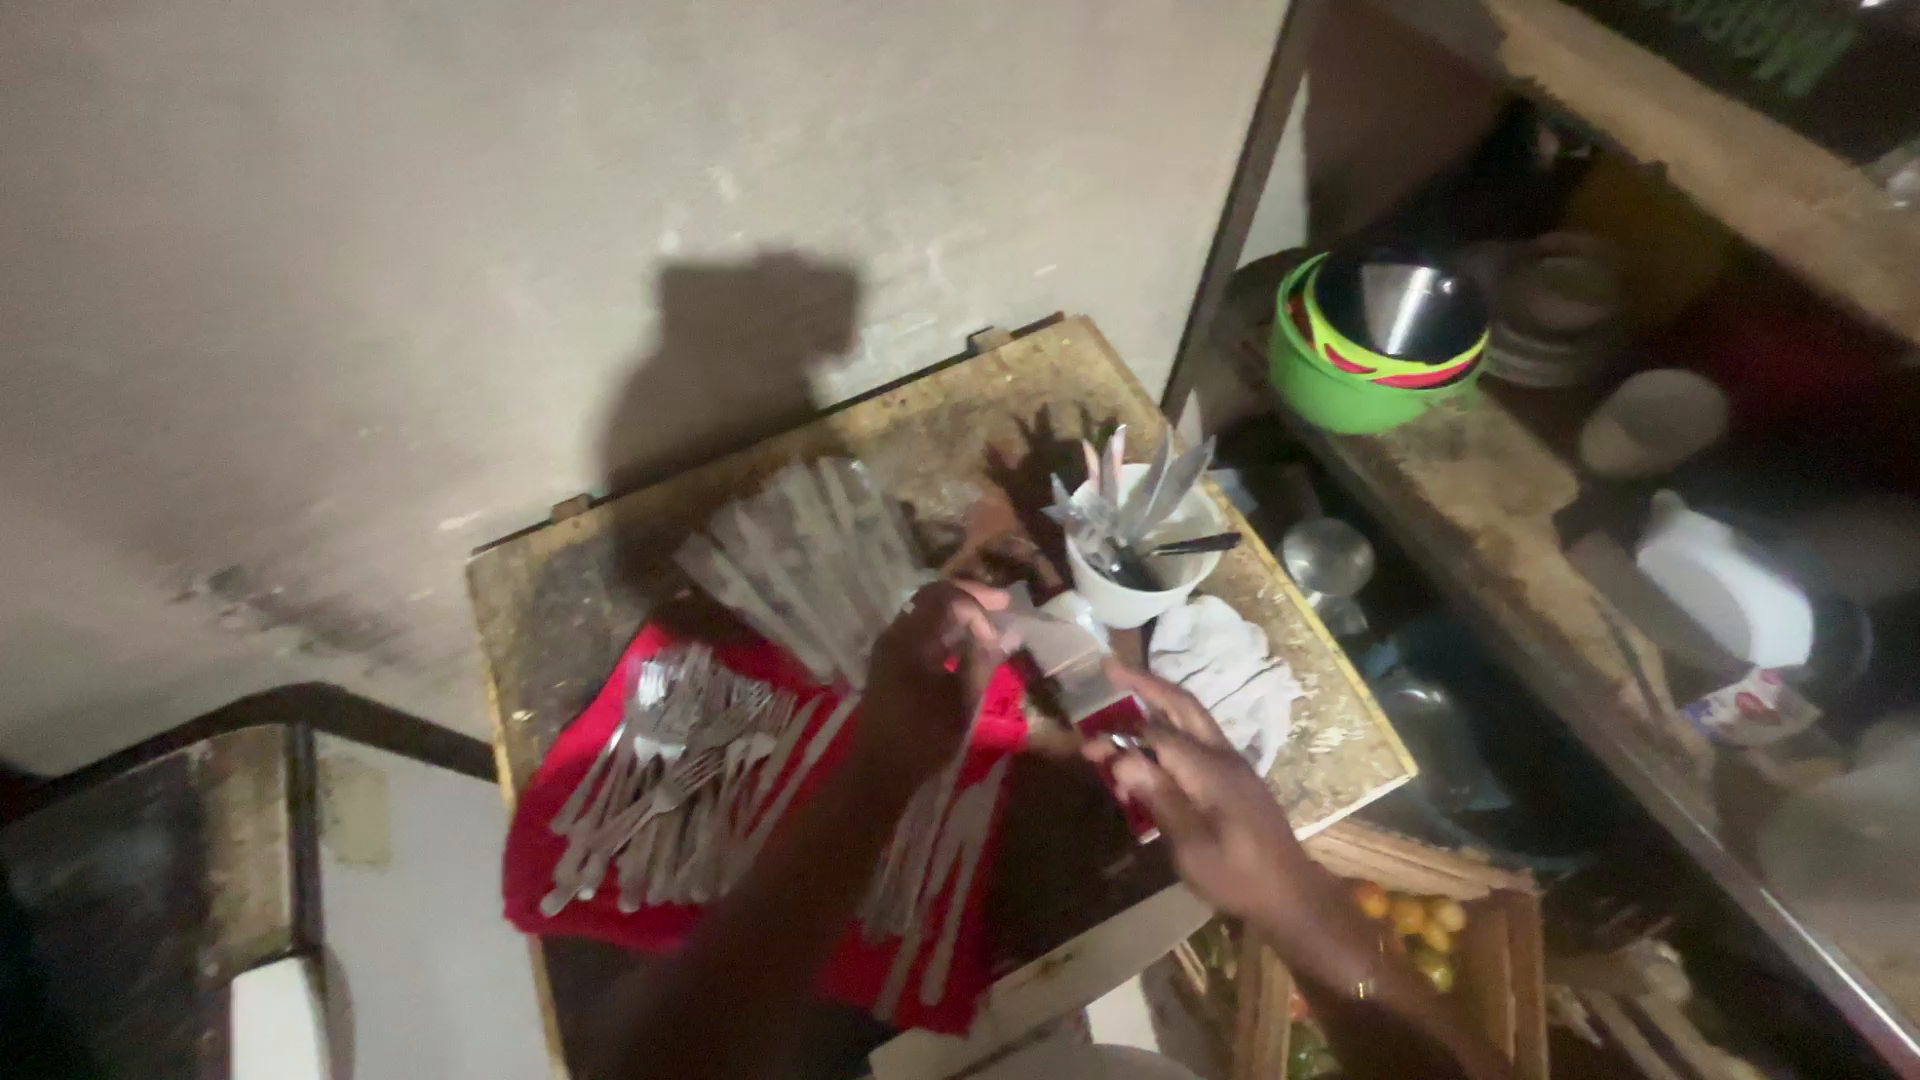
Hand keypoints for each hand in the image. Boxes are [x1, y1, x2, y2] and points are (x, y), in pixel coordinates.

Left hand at [853, 580, 1010, 792]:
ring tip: (989, 620)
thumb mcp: (960, 702)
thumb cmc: (922, 738)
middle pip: (934, 595)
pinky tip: (966, 641)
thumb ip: (982, 661)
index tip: (995, 636)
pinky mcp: (891, 659)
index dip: (977, 608)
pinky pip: (921, 628)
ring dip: (958, 609)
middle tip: (1002, 603)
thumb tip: (1005, 634)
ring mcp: (890, 645)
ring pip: (926, 609)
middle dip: (970, 596)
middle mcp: (895, 633)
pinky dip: (946, 626)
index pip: (946, 597)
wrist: (879, 770)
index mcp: (909, 639)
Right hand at [1085, 660, 1315, 922]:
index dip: (1119, 737)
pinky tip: (1153, 743)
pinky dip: (1171, 728)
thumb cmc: (1238, 878)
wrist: (1293, 896)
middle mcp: (1222, 755)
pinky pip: (1198, 738)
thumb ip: (1158, 798)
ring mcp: (1232, 763)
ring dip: (1157, 702)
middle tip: (1111, 668)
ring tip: (1127, 695)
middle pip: (1181, 704)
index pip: (1156, 736)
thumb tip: (1121, 758)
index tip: (1088, 748)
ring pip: (1191, 716)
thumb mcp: (1192, 848)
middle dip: (1145, 683)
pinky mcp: (1235, 776)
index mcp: (1210, 771)